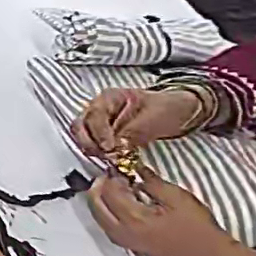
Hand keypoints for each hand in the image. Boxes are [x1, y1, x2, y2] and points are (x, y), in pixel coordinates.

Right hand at [69, 88, 203, 155]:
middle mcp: (98, 108)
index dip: (100, 134)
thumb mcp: (153, 118)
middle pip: (80, 127)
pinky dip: (97, 153)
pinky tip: (111, 157)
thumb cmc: (166, 108)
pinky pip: (91, 144)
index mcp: (109, 97)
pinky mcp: (101, 135)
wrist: (176, 112)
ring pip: (82, 138)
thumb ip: (132, 131)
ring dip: (93, 150)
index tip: (110, 147)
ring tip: (110, 157)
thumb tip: (115, 146)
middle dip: (90, 143)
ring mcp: (97, 122)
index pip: (94, 116)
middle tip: (107, 155)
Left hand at [85, 168, 255, 255]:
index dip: (111, 177)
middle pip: (95, 204)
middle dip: (99, 186)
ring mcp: (122, 239)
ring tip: (114, 185)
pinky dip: (105, 210)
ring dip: (100, 198)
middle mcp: (121, 231)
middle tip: (111, 174)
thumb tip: (135, 171)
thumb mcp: (177, 197)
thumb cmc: (197, 228)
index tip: (119, 167)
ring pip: (97, 215)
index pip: (108, 192)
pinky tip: (117, 201)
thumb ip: (151, 182)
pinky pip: (104, 223)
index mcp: (133, 218)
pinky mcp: (126, 244)